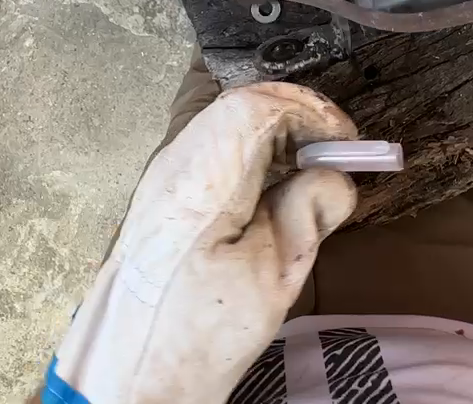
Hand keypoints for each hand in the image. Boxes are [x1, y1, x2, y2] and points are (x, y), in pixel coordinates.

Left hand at [48, 83, 357, 403]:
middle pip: (241, 101)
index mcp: (202, 181)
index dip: (307, 109)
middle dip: (296, 111)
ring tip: (312, 158)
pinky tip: (275, 174)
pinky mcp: (167, 183)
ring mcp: (166, 168)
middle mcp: (177, 160)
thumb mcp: (271, 283)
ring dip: (277, 123)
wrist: (129, 371)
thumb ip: (307, 214)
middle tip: (334, 146)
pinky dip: (255, 139)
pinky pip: (217, 136)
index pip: (255, 106)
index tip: (344, 141)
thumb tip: (335, 175)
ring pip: (228, 114)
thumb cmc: (200, 331)